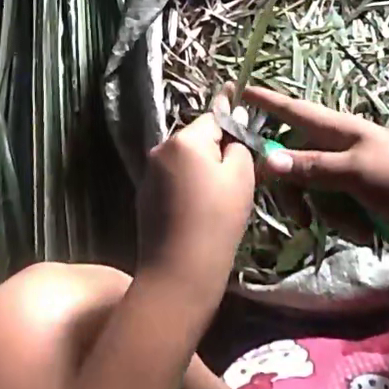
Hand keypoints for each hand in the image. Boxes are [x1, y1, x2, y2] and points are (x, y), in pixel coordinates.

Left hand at [137, 92, 255, 296]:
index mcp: (184, 140)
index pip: (214, 118)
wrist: (179, 270)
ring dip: (201, 170)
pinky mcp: (144, 196)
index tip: (244, 119)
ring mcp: (148, 174)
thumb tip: (232, 137)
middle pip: (196, 139)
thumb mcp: (241, 177)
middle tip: (238, 175)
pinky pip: (172, 181)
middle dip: (216, 151)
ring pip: (184, 161)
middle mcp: (160, 150)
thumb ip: (239, 146)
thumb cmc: (217, 219)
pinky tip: (199, 211)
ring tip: (220, 197)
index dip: (232, 123)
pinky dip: (187, 188)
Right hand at [242, 87, 388, 239]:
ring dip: (323, 210)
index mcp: (338, 128)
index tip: (237, 92)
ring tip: (349, 227)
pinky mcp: (359, 192)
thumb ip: (311, 166)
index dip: (265, 102)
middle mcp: (338, 144)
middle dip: (292, 186)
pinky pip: (331, 202)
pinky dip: (340, 218)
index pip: (292, 109)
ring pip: (311, 185)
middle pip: (293, 156)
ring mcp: (349, 169)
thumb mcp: (357, 173)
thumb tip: (265, 162)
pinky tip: (361, 232)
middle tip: (297, 215)